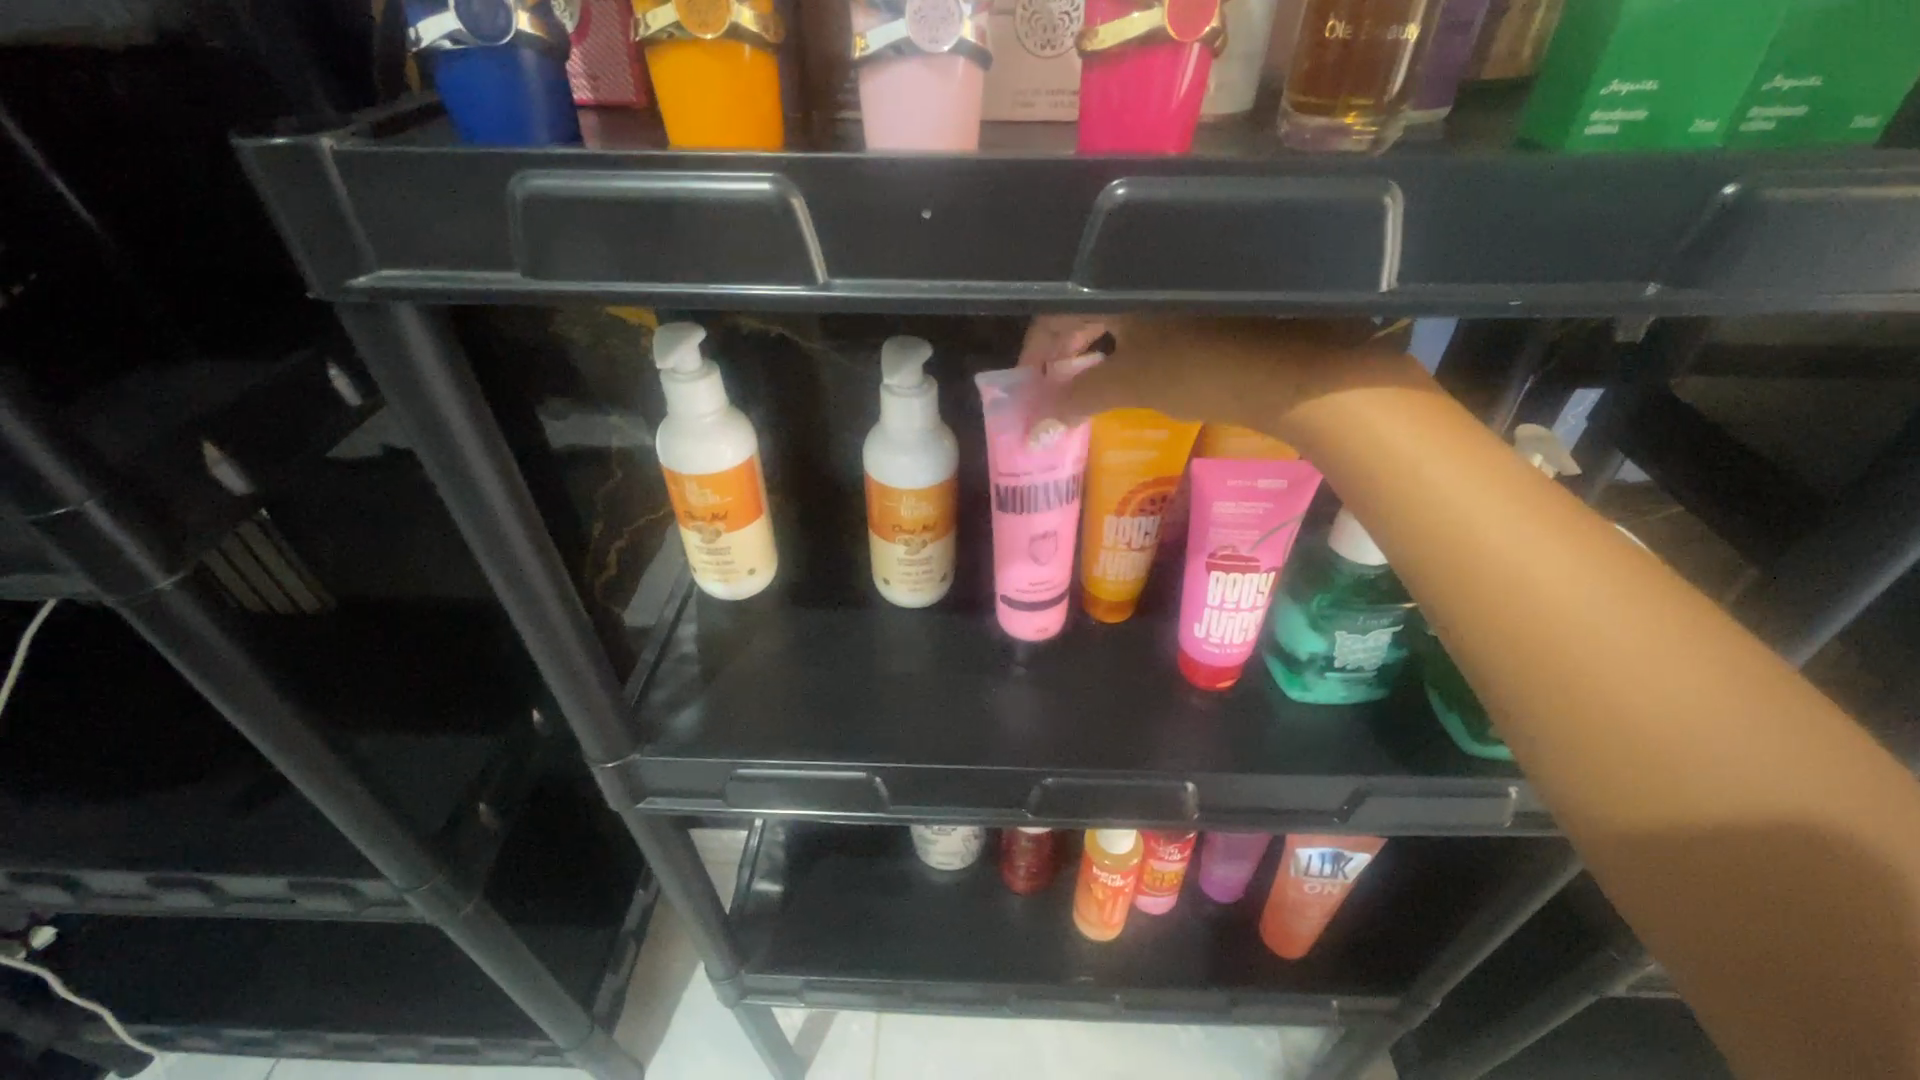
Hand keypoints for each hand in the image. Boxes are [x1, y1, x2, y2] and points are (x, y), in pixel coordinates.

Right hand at [1017, 315, 1424, 437]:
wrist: (1292, 372)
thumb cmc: (1199, 371)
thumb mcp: (1128, 386)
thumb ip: (1075, 401)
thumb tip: (1032, 428)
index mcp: (1118, 284)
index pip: (1056, 313)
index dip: (1035, 350)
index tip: (1028, 384)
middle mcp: (1145, 275)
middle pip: (1087, 308)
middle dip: (1066, 348)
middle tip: (1055, 384)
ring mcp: (1181, 287)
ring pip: (1121, 313)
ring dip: (1099, 347)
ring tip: (1089, 381)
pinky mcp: (1209, 303)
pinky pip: (1151, 320)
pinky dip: (1132, 346)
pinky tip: (1135, 368)